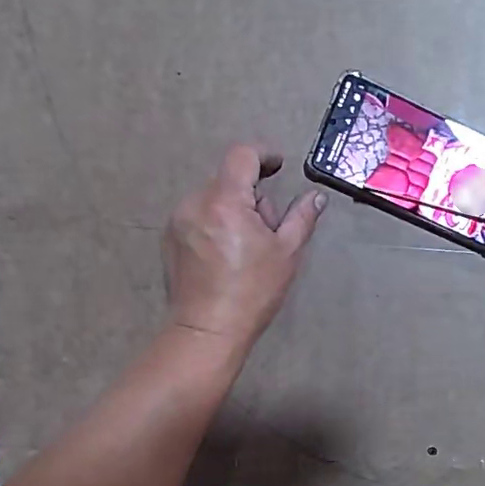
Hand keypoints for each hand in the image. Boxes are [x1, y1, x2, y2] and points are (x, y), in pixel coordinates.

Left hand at [163, 145, 326, 346]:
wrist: (206, 330)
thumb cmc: (252, 291)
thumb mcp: (286, 252)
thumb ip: (301, 217)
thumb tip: (315, 197)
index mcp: (224, 200)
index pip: (242, 156)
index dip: (264, 155)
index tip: (278, 167)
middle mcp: (195, 203)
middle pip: (229, 180)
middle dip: (251, 196)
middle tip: (267, 231)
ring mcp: (178, 221)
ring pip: (212, 199)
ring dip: (231, 210)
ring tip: (244, 249)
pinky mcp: (169, 238)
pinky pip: (197, 216)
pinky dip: (213, 224)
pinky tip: (223, 256)